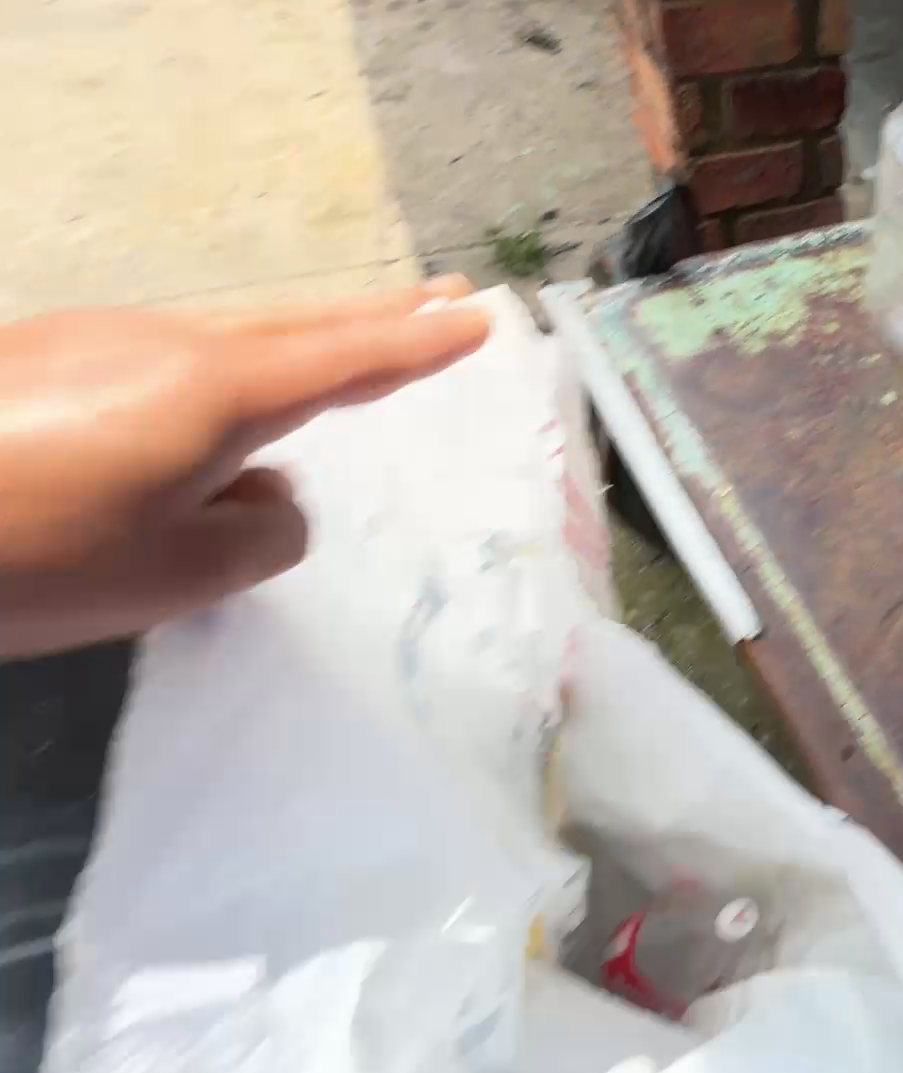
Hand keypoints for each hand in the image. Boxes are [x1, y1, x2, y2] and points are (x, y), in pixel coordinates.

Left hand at [0, 277, 490, 656]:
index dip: (423, 343)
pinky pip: (180, 366)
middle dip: (384, 311)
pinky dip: (242, 377)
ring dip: (315, 341)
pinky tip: (235, 422)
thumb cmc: (20, 554)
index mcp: (214, 391)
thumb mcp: (180, 573)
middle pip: (302, 323)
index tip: (480, 317)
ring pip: (241, 341)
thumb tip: (267, 495)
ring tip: (369, 344)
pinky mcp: (43, 364)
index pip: (351, 360)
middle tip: (445, 293)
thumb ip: (268, 531)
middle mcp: (162, 349)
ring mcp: (94, 346)